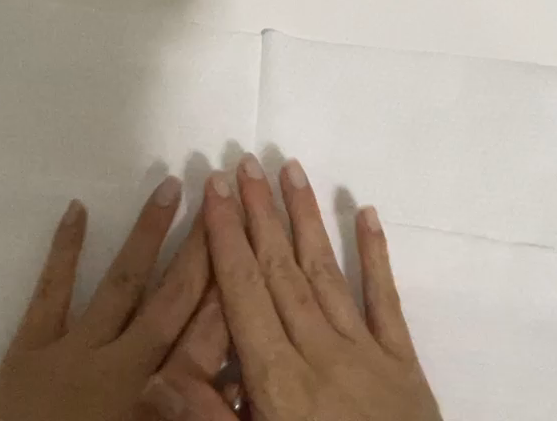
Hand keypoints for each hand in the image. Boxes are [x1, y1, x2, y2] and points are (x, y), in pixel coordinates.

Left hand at [0, 176, 227, 420]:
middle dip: (200, 250)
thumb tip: (226, 382)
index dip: (228, 292)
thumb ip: (182, 410)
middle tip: (220, 203)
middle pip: (171, 300)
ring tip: (169, 187)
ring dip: (148, 234)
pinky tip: (77, 208)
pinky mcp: (31, 346)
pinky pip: (52, 290)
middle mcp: (123, 369)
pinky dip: (65, 248)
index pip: (204, 339)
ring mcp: (74, 352)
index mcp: (154, 400)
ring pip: (122, 283)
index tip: (246, 245)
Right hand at [160, 155, 441, 420]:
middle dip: (259, 212)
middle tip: (244, 161)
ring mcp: (367, 354)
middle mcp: (320, 354)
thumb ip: (207, 419)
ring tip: (291, 168)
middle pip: (281, 270)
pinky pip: (386, 301)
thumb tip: (152, 375)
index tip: (214, 187)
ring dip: (306, 218)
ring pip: (327, 272)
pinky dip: (376, 255)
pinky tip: (367, 213)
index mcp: (279, 381)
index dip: (226, 235)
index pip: (244, 291)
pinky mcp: (404, 366)